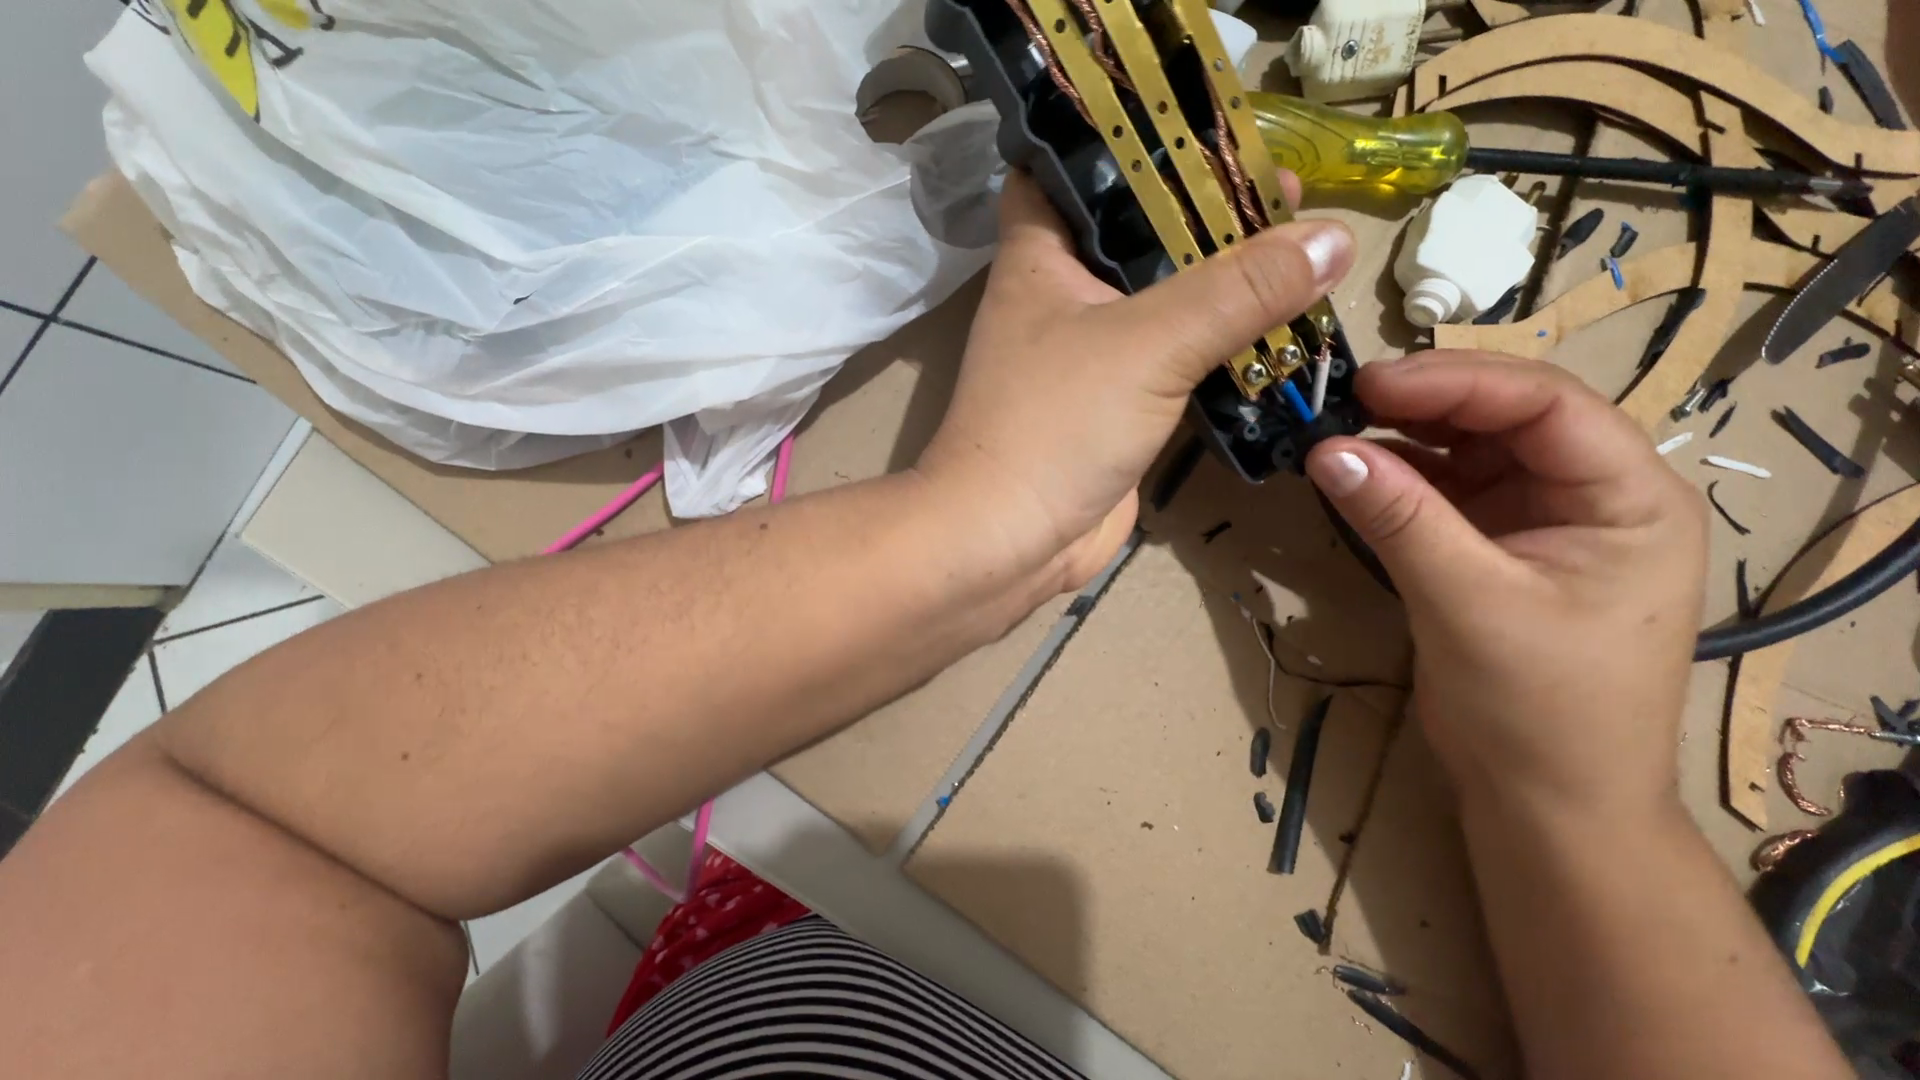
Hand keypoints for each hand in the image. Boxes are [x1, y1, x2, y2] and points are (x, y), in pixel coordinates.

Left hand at [917, 170, 1352, 589]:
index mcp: (1040, 256)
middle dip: (1204, 214)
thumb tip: (1332, 238)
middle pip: (1135, 234)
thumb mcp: (1150, 342)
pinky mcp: (1114, 407)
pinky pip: (1173, 359)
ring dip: (1219, 284)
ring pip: (1160, 301)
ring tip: (1300, 253)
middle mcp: (1058, 297)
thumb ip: (1238, 289)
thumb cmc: (1056, 426)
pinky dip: (1217, 346)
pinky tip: (1275, 333)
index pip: (1068, 168)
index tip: (1204, 130)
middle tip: (1282, 194)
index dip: (1127, 142)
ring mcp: (1087, 356)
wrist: (1011, 542)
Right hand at [1303, 355, 1707, 818]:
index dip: (1458, 382)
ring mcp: (1542, 521)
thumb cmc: (1540, 707)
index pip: (1547, 405)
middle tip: (1349, 398)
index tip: (1371, 384)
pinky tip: (1358, 472)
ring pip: (1474, 450)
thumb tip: (1324, 451)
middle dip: (1431, 401)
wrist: (1548, 801)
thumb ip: (1399, 519)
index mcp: (1629, 496)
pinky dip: (1402, 479)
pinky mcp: (1498, 548)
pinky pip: (1448, 493)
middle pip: (1511, 416)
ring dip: (1410, 436)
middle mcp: (1592, 494)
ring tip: (1343, 428)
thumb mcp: (1468, 604)